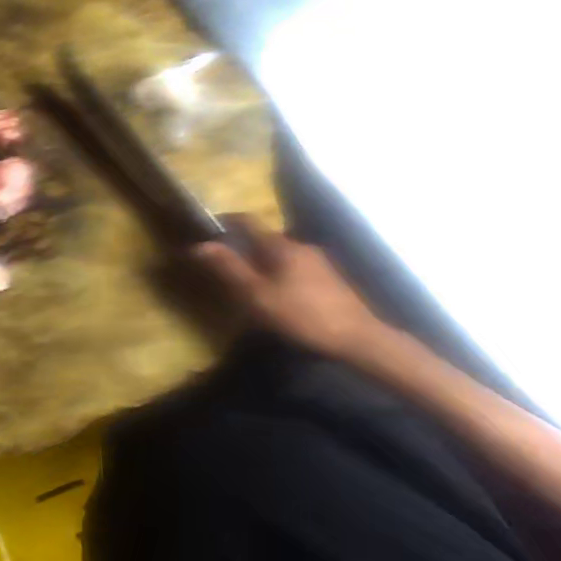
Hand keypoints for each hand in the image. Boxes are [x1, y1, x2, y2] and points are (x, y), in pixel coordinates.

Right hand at [189, 215, 387, 359]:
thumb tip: (199, 245)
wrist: (361, 340)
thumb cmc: (302, 315)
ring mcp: (319, 261)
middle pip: (264, 239)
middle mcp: (300, 245)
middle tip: (225, 264)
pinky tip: (278, 296)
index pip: (247, 221)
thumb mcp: (257, 295)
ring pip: (281, 255)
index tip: (209, 227)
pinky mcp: (331, 279)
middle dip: (243, 247)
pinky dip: (279, 274)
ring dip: (262, 263)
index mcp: (280, 245)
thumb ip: (228, 268)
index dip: (226, 221)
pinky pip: (295, 267)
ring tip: (250, 284)